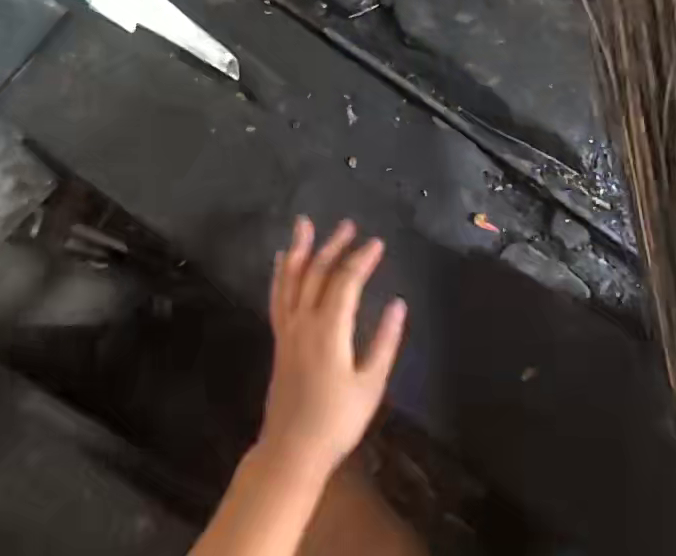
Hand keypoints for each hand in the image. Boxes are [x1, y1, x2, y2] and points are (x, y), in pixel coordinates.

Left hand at [260, 216, 406, 480]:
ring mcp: (287, 330)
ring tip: (303, 224)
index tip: (378, 243)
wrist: (290, 452)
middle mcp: (304, 323)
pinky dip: (280, 275)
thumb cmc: (336, 421)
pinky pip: (278, 297)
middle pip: (317, 274)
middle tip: (348, 224)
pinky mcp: (279, 340)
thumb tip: (397, 304)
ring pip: (291, 280)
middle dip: (333, 246)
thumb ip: (385, 341)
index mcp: (329, 330)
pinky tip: (281, 260)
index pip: (345, 282)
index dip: (361, 259)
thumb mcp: (371, 384)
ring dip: (299, 250)